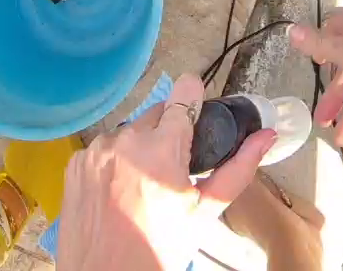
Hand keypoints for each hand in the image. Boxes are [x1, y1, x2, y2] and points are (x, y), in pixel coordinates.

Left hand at [56, 73, 277, 270]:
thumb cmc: (158, 251)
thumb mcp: (203, 213)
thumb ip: (237, 169)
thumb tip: (267, 137)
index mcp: (161, 150)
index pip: (184, 90)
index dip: (194, 100)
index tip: (196, 116)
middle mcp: (126, 140)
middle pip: (158, 113)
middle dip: (167, 133)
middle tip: (171, 171)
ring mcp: (96, 150)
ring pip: (131, 129)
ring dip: (139, 147)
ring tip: (142, 185)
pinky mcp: (75, 161)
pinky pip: (105, 146)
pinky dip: (114, 160)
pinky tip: (118, 190)